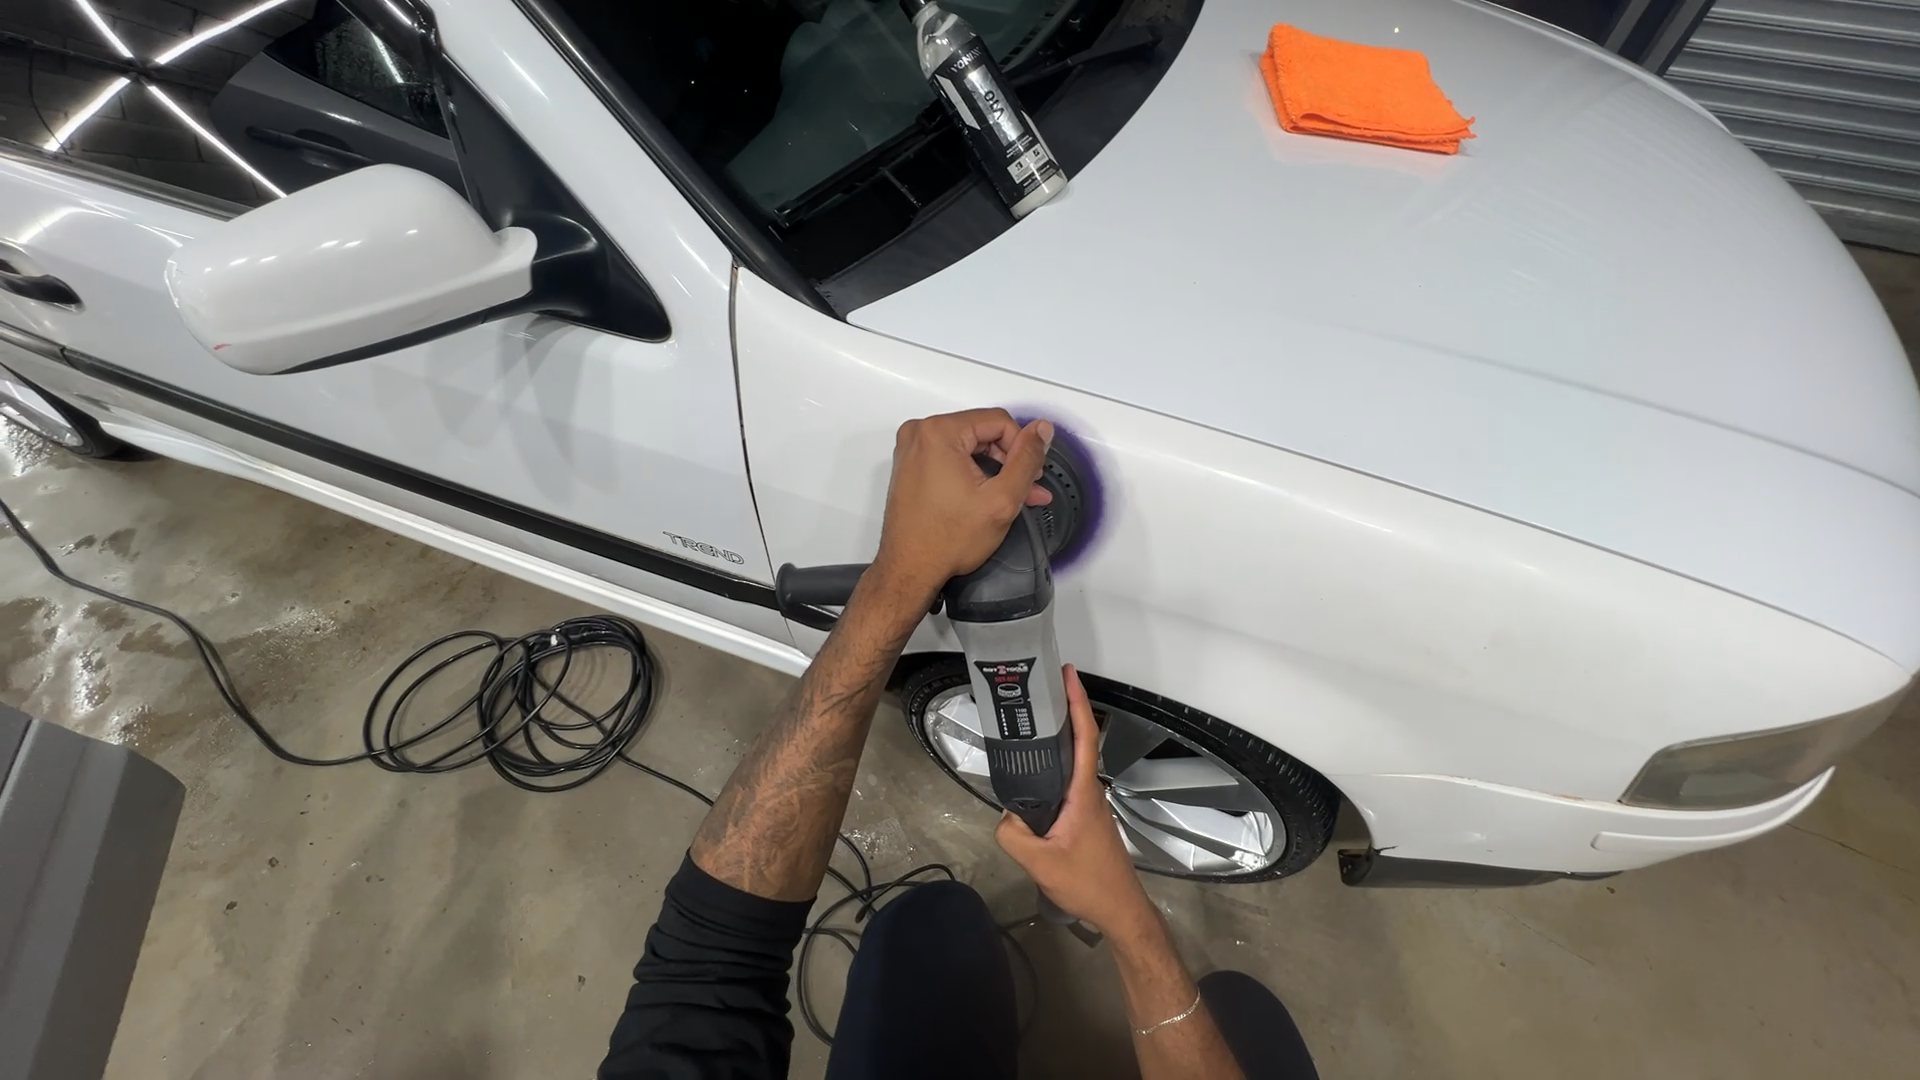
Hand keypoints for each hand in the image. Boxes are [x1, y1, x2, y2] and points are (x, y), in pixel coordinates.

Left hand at [872, 409, 1052, 599]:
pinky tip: (990, 495)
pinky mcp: (910, 466)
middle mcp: (919, 433)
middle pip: (982, 432)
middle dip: (1009, 460)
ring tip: (1014, 496)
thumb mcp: (1002, 498)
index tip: (1031, 476)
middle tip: (1027, 488)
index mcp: (939, 432)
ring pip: (968, 447)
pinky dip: (972, 473)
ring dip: (994, 469)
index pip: (998, 421)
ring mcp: (911, 450)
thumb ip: (1027, 459)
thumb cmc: (947, 540)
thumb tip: (1043, 430)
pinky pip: (950, 458)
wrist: (910, 569)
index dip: (1022, 448)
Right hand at [996, 665, 1155, 934]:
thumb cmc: (1087, 882)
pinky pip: (1067, 781)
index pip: (1083, 737)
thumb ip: (1013, 834)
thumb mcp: (1039, 862)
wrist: (1120, 910)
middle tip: (1040, 687)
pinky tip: (1035, 774)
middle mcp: (1090, 790)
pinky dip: (1054, 766)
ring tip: (1032, 722)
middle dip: (1064, 709)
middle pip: (1078, 740)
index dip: (1078, 702)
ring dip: (1058, 739)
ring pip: (1071, 763)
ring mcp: (1090, 803)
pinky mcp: (1086, 816)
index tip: (1068, 674)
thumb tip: (1005, 816)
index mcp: (1083, 792)